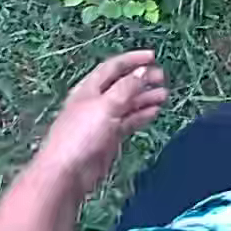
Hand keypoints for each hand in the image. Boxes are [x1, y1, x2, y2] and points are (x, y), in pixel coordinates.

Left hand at [31, 50, 167, 197]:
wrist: (67, 174)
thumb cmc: (81, 135)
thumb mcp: (106, 105)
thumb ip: (127, 88)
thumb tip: (143, 71)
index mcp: (90, 87)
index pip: (114, 67)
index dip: (133, 60)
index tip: (153, 56)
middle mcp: (97, 100)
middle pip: (122, 84)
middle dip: (142, 79)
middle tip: (162, 77)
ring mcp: (103, 119)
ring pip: (128, 103)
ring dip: (145, 97)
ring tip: (164, 95)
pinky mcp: (109, 137)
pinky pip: (128, 120)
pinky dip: (141, 114)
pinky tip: (154, 111)